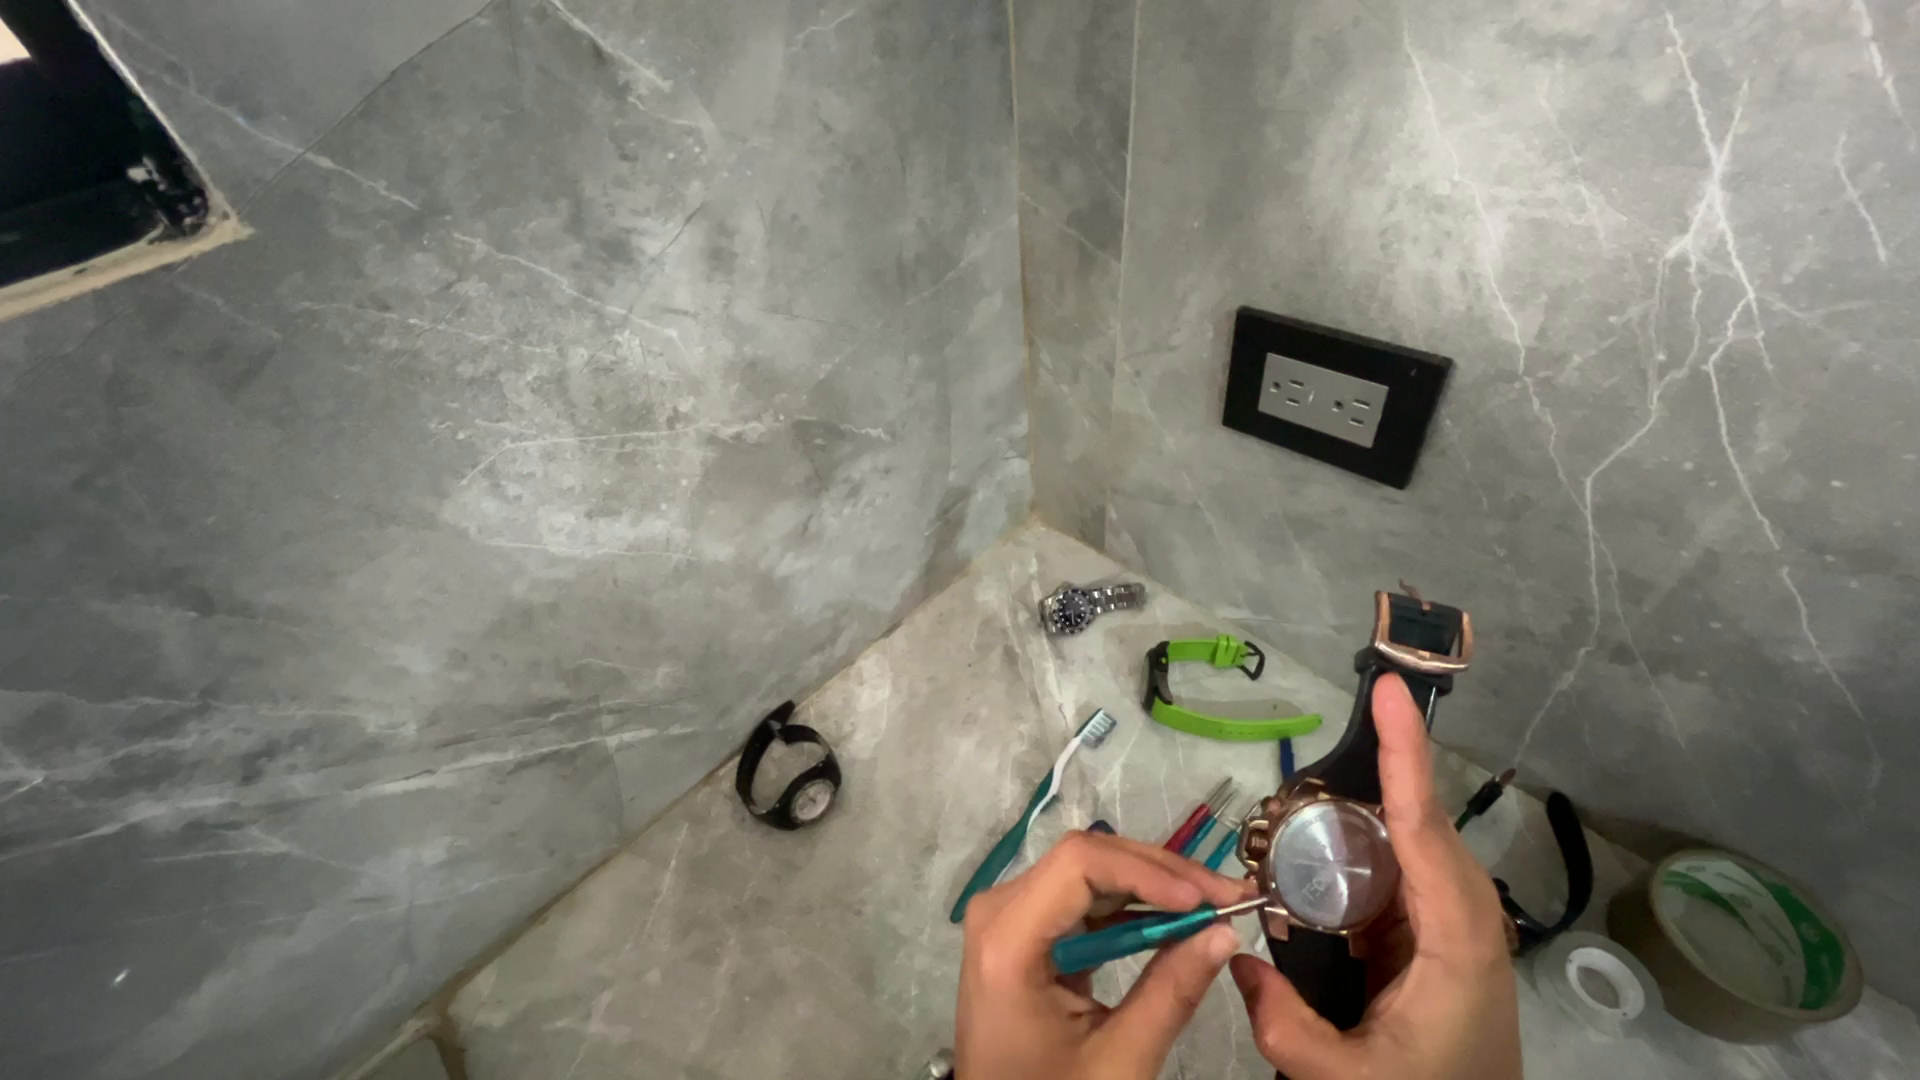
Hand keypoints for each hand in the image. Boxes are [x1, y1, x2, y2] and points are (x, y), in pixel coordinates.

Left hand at [956, 830, 1251, 1079]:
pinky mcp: (1027, 924)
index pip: (1078, 864)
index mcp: (1007, 938)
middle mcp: (1001, 907)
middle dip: (1162, 873)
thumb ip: (1171, 993)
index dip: (1146, 870)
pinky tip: (1178, 917)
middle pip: (1086, 859)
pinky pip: (1083, 896)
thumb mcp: (1117, 1062)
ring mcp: (1011, 912)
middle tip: (1229, 894)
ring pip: (1090, 870)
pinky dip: (1133, 904)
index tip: (1206, 897)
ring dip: (1154, 884)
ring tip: (1215, 901)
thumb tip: (1226, 932)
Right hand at [1228, 674, 1521, 1079]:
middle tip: (1348, 716)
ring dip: (1367, 796)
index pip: (1423, 828)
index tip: (1390, 693)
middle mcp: (1461, 915)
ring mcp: (1447, 920)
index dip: (1405, 754)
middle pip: (1418, 817)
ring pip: (1406, 835)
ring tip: (1309, 783)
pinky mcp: (1428, 929)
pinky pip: (1393, 863)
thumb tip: (1232, 956)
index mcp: (1456, 939)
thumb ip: (1286, 1026)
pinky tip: (1320, 839)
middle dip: (1384, 759)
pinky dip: (1358, 836)